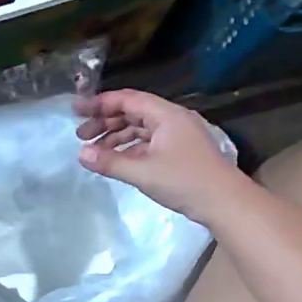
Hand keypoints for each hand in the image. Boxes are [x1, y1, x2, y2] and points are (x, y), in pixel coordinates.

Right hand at [76, 90, 243, 223]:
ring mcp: (177, 135)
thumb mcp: (143, 172)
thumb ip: (110, 162)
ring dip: (116, 137)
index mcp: (166, 115)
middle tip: (81, 136)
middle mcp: (172, 119)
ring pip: (140, 129)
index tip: (76, 110)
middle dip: (105, 122)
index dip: (100, 104)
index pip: (128, 100)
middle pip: (133, 113)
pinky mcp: (179, 152)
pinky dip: (129, 149)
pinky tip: (115, 160)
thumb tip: (81, 155)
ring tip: (94, 151)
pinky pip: (148, 143)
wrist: (224, 202)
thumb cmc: (184, 182)